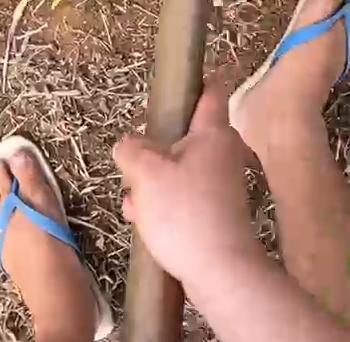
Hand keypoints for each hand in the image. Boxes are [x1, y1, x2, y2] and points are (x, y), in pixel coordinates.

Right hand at [112, 88, 260, 285]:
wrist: (221, 274)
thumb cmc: (186, 213)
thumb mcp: (146, 173)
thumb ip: (131, 150)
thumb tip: (128, 145)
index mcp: (211, 132)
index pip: (212, 89)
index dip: (198, 78)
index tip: (182, 76)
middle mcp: (222, 152)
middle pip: (185, 134)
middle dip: (155, 145)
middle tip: (134, 157)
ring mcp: (220, 184)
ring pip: (179, 168)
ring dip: (153, 180)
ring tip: (132, 199)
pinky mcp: (215, 213)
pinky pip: (183, 196)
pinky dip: (163, 203)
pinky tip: (142, 220)